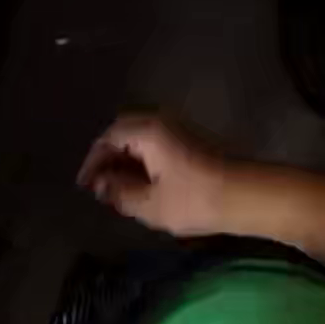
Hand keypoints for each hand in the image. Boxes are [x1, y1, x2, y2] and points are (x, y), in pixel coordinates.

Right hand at [77, 114, 238, 237]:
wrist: (241, 194)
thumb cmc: (193, 199)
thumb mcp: (151, 204)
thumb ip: (120, 192)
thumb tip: (99, 185)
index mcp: (147, 130)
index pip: (109, 137)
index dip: (93, 160)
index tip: (83, 185)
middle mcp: (158, 120)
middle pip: (122, 131)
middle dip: (106, 157)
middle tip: (96, 185)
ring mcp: (174, 126)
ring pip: (138, 136)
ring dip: (123, 158)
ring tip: (114, 187)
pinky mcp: (185, 137)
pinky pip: (152, 141)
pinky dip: (139, 158)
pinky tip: (138, 181)